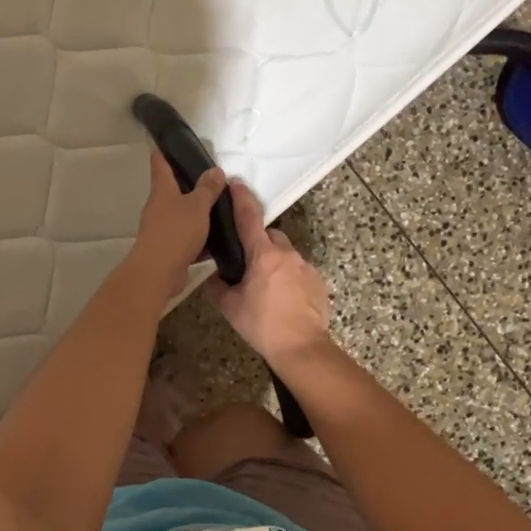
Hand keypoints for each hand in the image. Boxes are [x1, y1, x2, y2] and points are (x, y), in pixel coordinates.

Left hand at [128, 150, 227, 293]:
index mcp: (162, 190)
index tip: (174, 141)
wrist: (158, 272)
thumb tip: (215, 170)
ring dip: (199, 213)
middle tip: (214, 178)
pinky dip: (202, 239)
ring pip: (183, 215)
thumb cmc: (176, 232)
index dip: (165, 150)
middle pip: (173, 189)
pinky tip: (219, 240)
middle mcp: (159, 206)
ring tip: (222, 208)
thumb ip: (207, 188)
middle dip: (191, 183)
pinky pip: (189, 239)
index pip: (160, 162)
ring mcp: (162, 228)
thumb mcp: (197, 206)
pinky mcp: (170, 248)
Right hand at [203, 182, 333, 363]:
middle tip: (246, 264)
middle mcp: (287, 254)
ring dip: (273, 262)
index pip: (249, 218)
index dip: (241, 198)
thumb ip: (217, 288)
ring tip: (264, 287)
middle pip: (269, 236)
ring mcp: (305, 267)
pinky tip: (282, 298)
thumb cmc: (263, 325)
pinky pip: (298, 270)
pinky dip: (288, 277)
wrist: (302, 347)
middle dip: (258, 243)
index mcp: (263, 255)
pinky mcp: (318, 282)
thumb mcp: (230, 308)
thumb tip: (212, 278)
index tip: (235, 182)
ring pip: (285, 254)